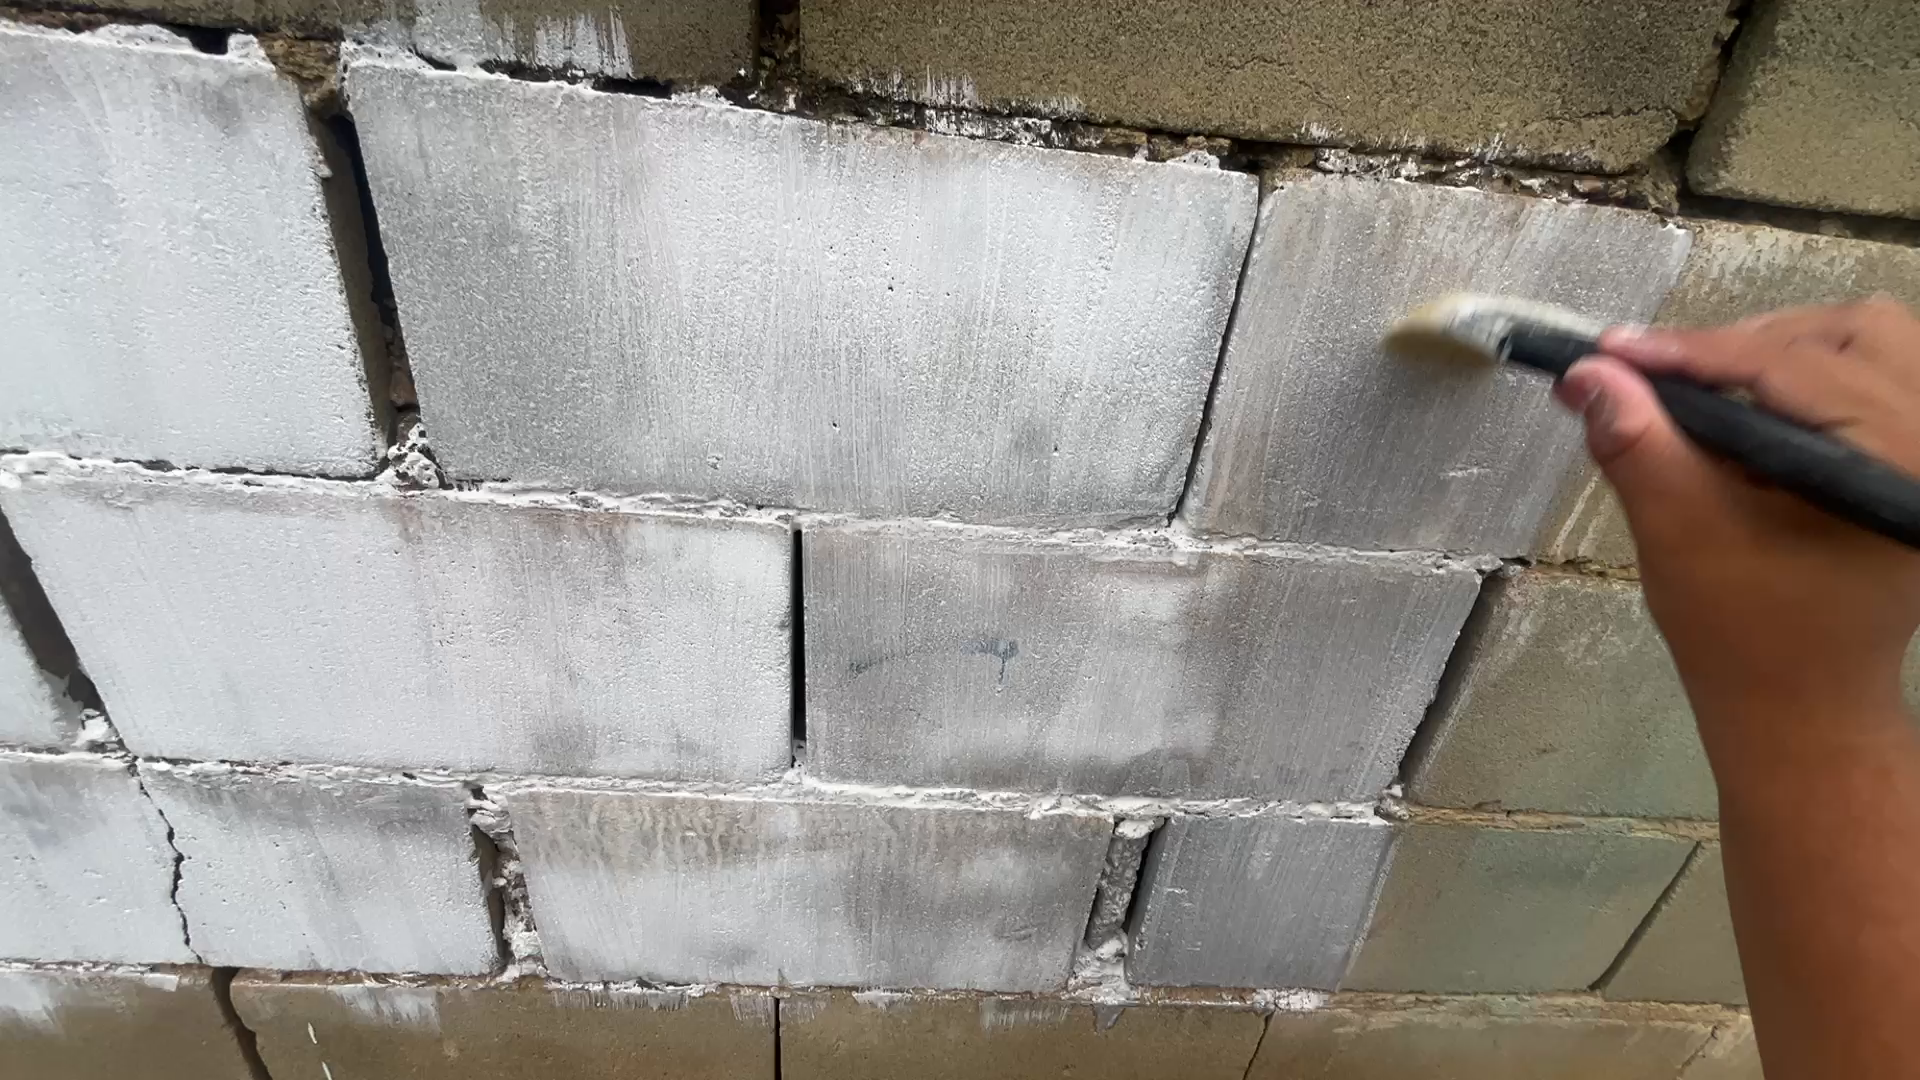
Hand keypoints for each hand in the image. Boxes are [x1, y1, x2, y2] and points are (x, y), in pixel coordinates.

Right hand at [1554, 296, 1919, 740]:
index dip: (1691, 350)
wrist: (1794, 690)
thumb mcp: (1677, 531)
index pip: (1793, 367)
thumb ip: (1638, 445)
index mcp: (1899, 461)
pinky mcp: (1906, 458)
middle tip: (1651, 372)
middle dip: (1740, 341)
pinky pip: (1860, 380)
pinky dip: (1783, 379)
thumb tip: (1587, 375)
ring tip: (1684, 386)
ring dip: (1765, 354)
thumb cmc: (1737, 624)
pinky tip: (1722, 411)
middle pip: (1854, 332)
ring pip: (1863, 346)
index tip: (1605, 351)